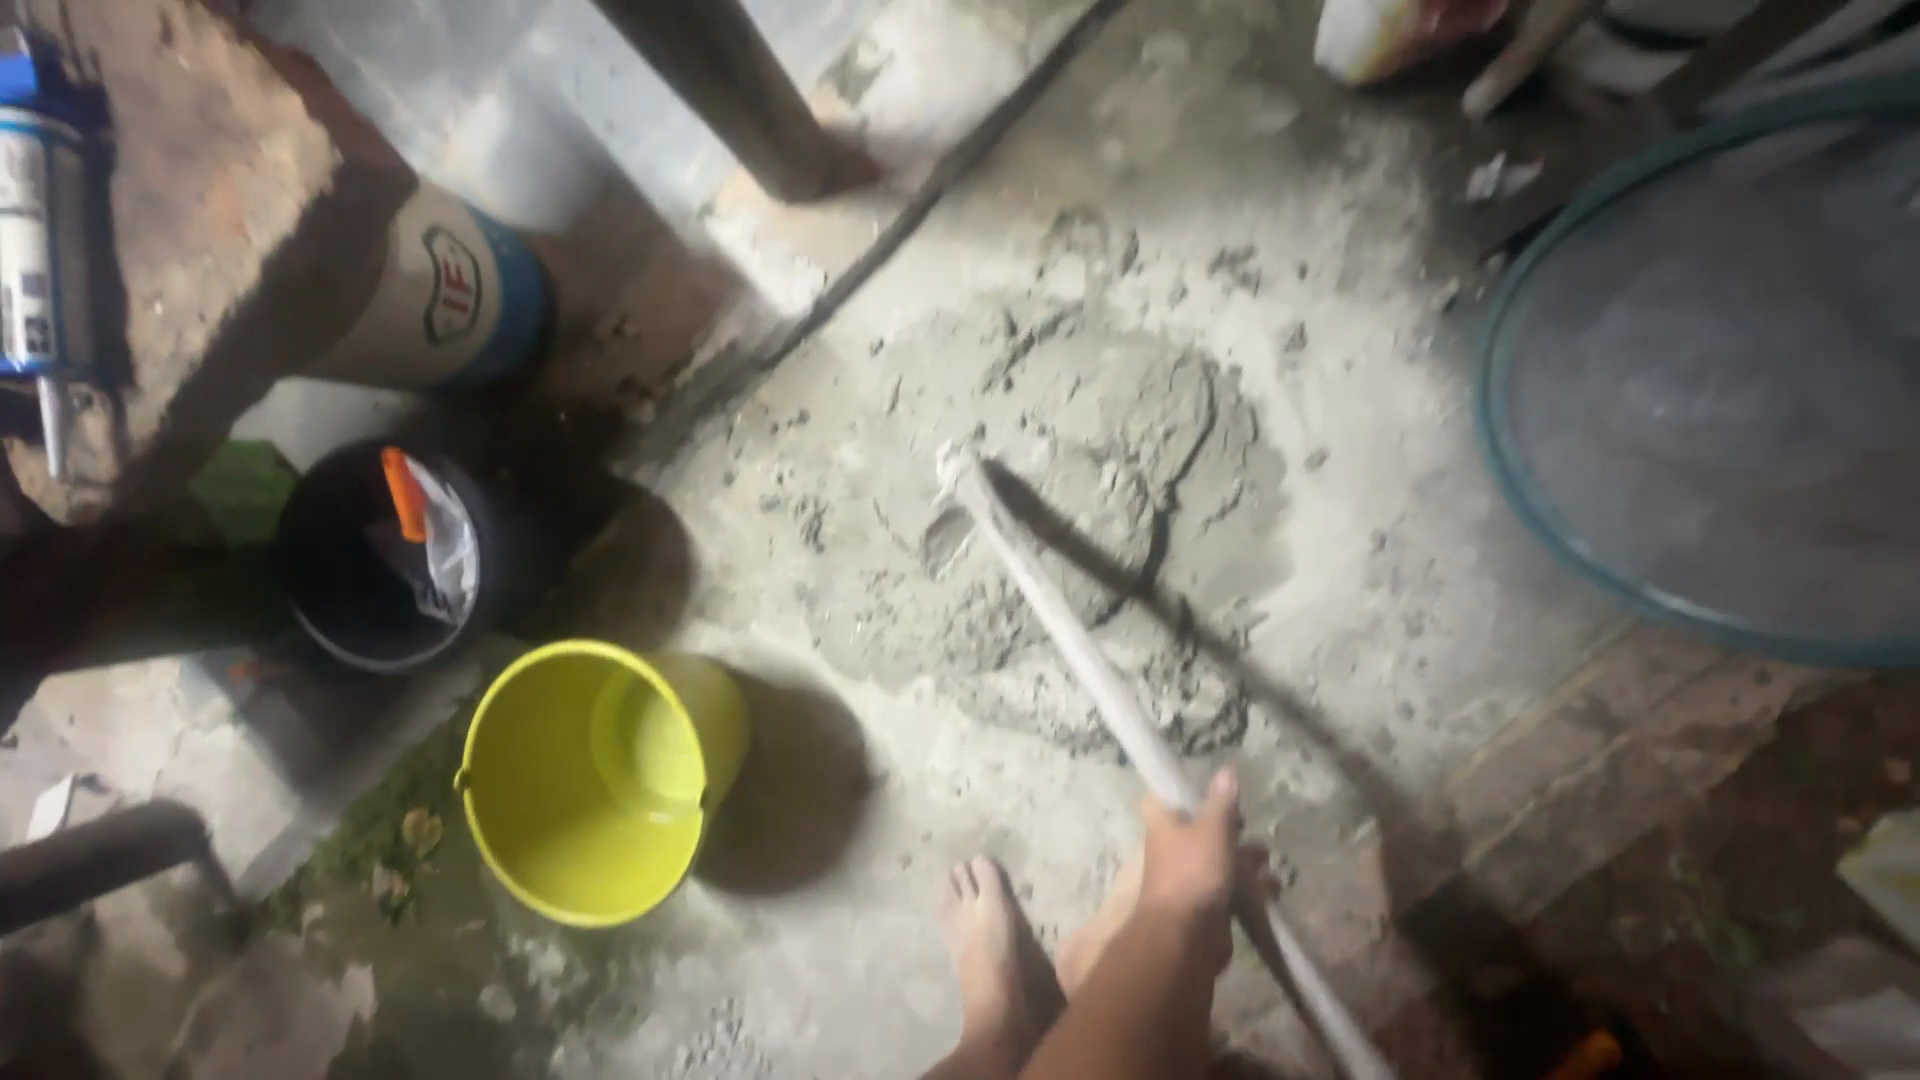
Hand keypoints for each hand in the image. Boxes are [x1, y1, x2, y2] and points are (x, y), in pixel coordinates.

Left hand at [1135, 769, 1263, 970]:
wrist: (1185, 937)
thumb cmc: (1193, 872)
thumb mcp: (1212, 830)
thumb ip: (1222, 802)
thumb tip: (1227, 769)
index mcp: (1164, 822)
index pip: (1169, 797)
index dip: (1190, 794)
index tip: (1216, 794)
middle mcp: (1174, 846)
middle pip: (1204, 828)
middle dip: (1231, 830)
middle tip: (1246, 830)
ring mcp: (1191, 875)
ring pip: (1223, 859)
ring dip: (1247, 860)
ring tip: (1265, 862)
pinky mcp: (1209, 903)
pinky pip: (1233, 888)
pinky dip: (1252, 888)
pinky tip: (1272, 890)